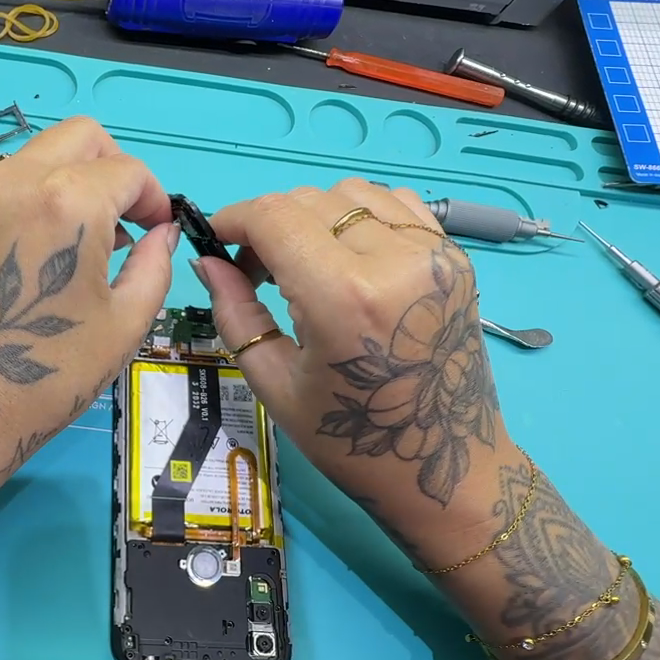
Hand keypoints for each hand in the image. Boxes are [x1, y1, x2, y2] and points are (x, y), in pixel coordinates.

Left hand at [0, 117, 177, 479]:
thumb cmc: (50, 376)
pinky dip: (15, 209)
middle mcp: (8, 181)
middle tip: (118, 218)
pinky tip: (16, 264)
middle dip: (110, 168)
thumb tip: (160, 232)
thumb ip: (155, 262)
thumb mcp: (125, 323)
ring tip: (65, 246)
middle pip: (77, 138)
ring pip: (28, 160)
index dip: (152, 198)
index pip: (127, 169)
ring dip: (61, 185)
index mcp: (65, 203)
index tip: (153, 230)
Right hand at [198, 180, 510, 525]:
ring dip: (310, 215)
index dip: (232, 218)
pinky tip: (345, 256)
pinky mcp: (453, 256)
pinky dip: (357, 216)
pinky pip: (393, 203)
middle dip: (266, 224)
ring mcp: (432, 252)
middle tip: (254, 270)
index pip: (273, 217)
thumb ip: (235, 311)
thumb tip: (206, 262)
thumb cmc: (347, 439)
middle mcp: (392, 258)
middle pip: (307, 200)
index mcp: (342, 296)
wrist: (442, 466)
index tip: (215, 241)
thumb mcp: (273, 381)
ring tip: (301, 262)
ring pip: (349, 193)